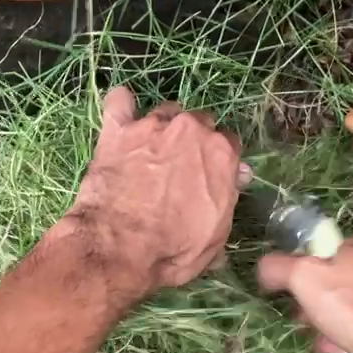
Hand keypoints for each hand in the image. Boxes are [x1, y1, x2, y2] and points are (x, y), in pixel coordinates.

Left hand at [62, 86, 246, 298]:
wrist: (121, 247)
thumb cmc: (174, 250)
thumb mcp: (215, 236)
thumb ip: (226, 202)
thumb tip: (234, 183)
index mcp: (220, 154)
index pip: (229, 144)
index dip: (220, 163)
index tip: (211, 178)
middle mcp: (191, 129)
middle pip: (199, 123)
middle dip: (194, 143)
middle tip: (181, 170)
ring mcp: (152, 125)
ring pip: (166, 113)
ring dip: (164, 129)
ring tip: (153, 152)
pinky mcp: (117, 130)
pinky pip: (120, 102)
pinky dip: (123, 108)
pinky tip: (122, 121)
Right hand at [257, 235, 352, 352]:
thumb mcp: (305, 277)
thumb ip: (279, 267)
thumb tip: (264, 268)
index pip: (327, 254)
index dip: (305, 277)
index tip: (295, 299)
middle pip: (336, 289)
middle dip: (317, 314)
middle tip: (309, 328)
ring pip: (348, 318)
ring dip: (330, 337)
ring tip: (327, 351)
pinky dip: (351, 350)